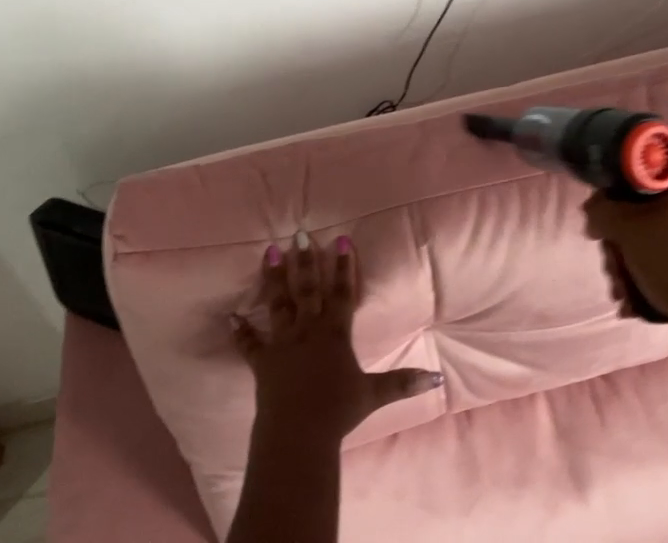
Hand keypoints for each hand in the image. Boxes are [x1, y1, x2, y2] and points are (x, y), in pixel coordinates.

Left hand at [230, 234, 443, 441]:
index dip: (343, 266)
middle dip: (305, 260)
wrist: (298, 433)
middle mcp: (307, 330)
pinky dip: (240, 330)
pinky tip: (231, 315)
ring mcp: (282, 344)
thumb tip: (436, 377)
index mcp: (334, 334)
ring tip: (268, 252)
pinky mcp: (262, 362)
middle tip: (299, 234)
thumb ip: (404, 382)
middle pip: (307, 289)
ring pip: (278, 304)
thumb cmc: (338, 411)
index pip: (342, 293)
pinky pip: (249, 343)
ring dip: (273, 278)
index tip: (341, 239)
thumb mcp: (374, 395)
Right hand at [583, 180, 667, 344]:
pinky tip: (630, 302)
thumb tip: (591, 213)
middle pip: (632, 219)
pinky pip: (657, 264)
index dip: (606, 205)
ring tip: (620, 293)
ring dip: (622, 269)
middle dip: (614, 249)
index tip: (596, 229)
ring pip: (641, 246)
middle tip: (611, 269)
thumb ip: (601, 212)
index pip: (630, 184)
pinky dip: (639, 280)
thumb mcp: (627, 229)